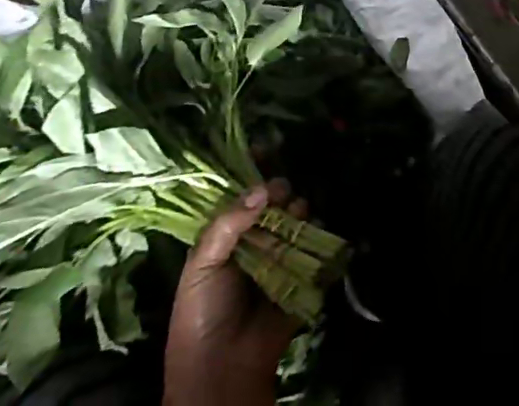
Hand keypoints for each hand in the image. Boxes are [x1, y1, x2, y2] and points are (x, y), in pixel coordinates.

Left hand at [163, 182, 305, 405]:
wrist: (219, 369)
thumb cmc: (201, 310)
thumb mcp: (202, 261)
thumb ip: (229, 223)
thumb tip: (262, 188)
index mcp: (223, 235)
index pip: (240, 195)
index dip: (253, 173)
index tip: (267, 148)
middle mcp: (251, 243)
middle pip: (270, 207)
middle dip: (279, 192)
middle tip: (283, 189)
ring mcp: (275, 262)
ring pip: (292, 226)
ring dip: (297, 212)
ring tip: (298, 209)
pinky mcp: (297, 284)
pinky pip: (310, 258)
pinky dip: (317, 240)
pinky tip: (317, 226)